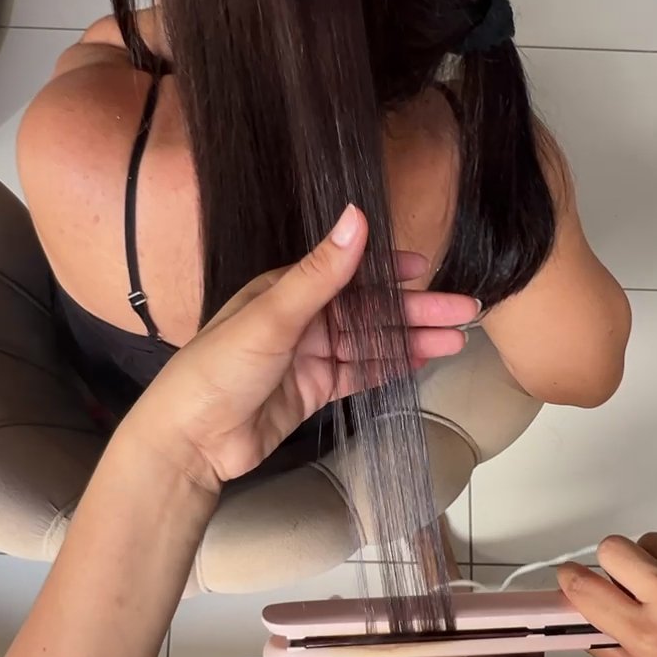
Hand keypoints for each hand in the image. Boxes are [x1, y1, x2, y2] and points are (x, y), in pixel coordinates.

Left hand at [119, 205, 479, 492]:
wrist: (191, 439)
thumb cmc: (217, 370)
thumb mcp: (271, 317)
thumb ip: (319, 273)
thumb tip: (355, 216)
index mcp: (286, 291)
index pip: (350, 274)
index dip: (390, 271)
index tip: (427, 270)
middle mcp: (300, 320)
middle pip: (369, 311)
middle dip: (417, 311)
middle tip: (465, 311)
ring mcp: (308, 357)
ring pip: (371, 344)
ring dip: (412, 341)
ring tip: (456, 340)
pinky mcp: (311, 391)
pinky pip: (358, 375)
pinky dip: (388, 368)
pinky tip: (419, 362)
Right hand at [557, 534, 656, 656]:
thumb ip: (615, 649)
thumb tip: (585, 622)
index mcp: (651, 639)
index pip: (585, 588)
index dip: (571, 581)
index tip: (573, 581)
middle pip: (614, 548)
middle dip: (612, 564)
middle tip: (627, 583)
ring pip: (654, 540)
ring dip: (654, 560)